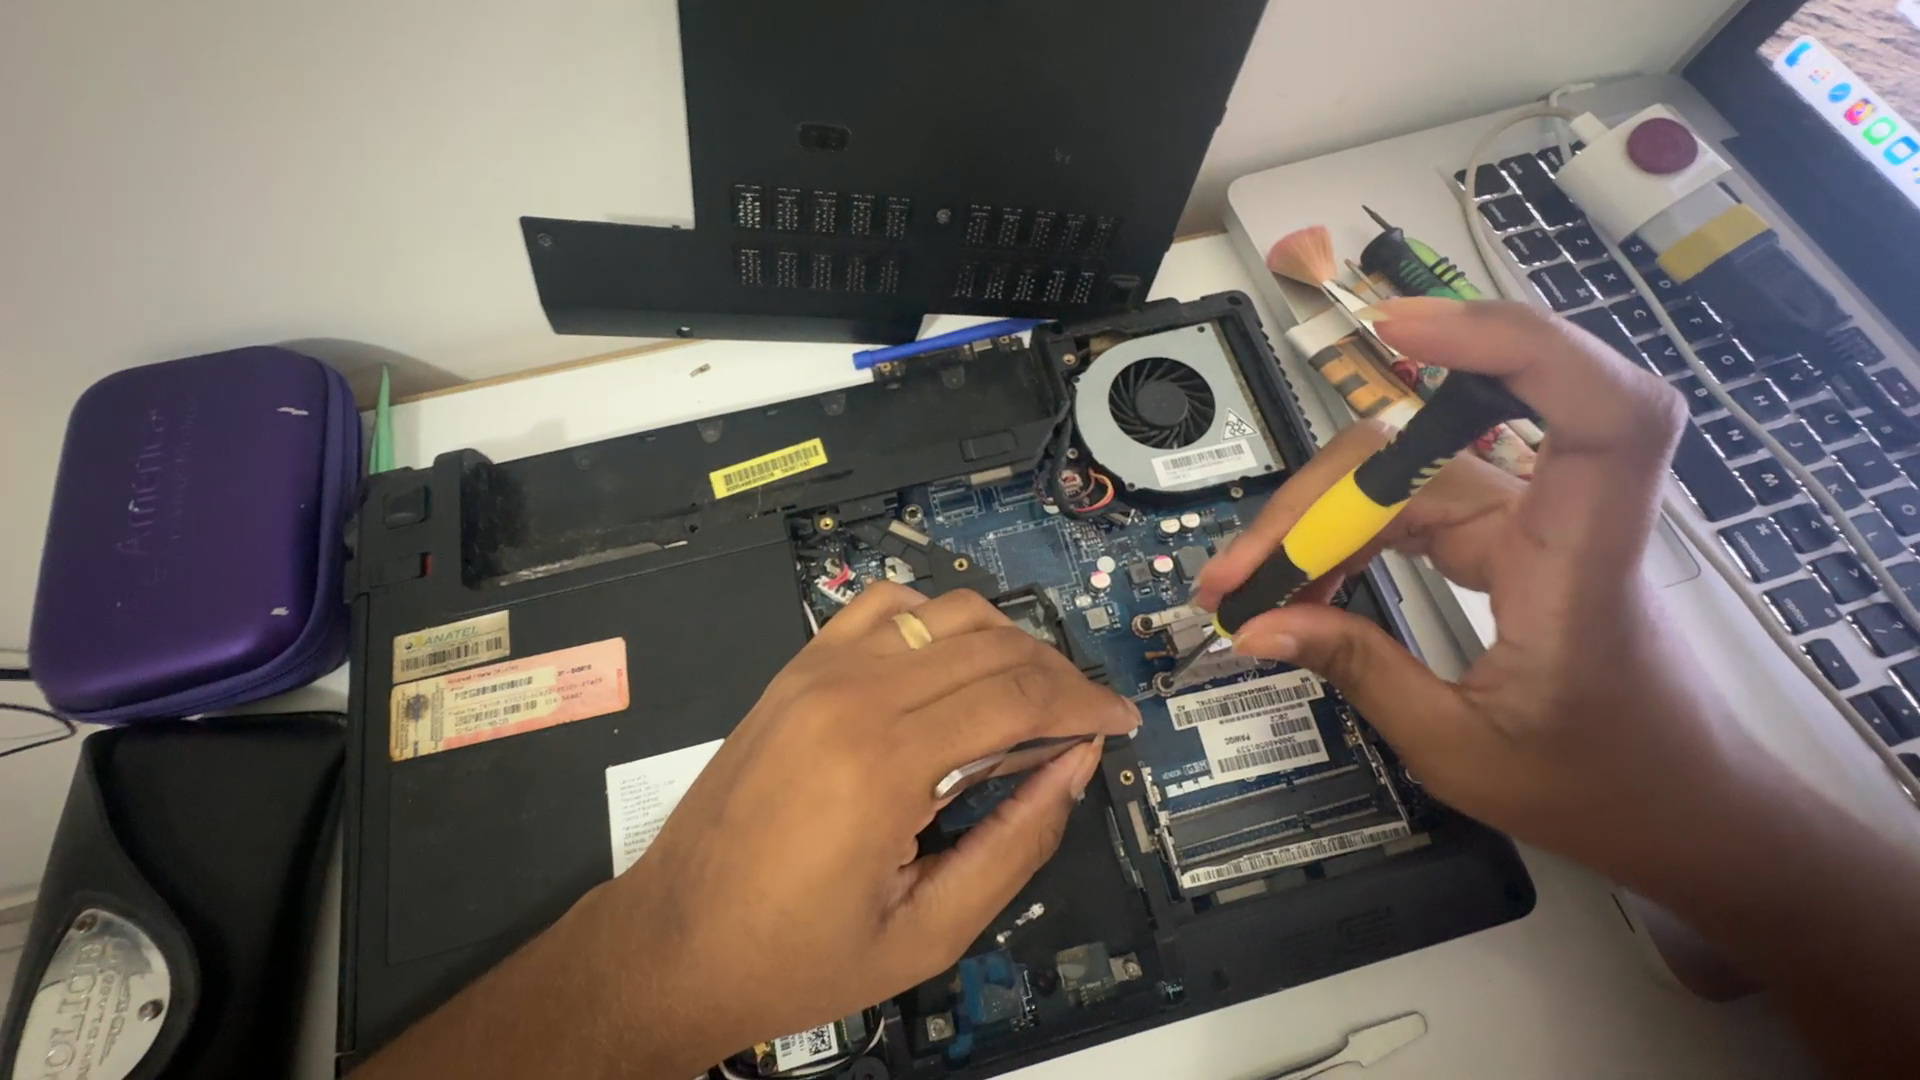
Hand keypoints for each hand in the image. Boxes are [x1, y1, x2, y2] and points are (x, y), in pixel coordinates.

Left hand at [599, 584, 1138, 1073]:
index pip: (1017, 697)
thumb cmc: (797, 956)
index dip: (1083, 704)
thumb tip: (1073, 768)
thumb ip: (1016, 842)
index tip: (1120, 721)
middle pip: (991, 647)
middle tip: (1086, 717)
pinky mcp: (797, 668)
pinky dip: (933, 617)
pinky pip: (882, 607)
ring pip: (945, 612)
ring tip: (1030, 692)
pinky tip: (949, 659)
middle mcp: (853, 693)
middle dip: (1057, 675)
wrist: (673, 941)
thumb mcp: (927, 931)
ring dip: (1004, 642)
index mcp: (885, 762)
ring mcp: (818, 670)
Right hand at [1195, 298, 1749, 874]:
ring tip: (1244, 588)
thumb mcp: (1459, 748)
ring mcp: (1520, 525)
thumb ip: (1359, 672)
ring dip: (1310, 529)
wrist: (1676, 811)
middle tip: (1235, 577)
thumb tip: (1256, 627)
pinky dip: (1338, 546)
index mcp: (1580, 565)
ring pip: (1395, 485)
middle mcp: (1552, 521)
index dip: (1509, 347)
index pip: (1594, 412)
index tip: (1399, 329)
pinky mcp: (1494, 541)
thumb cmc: (1596, 787)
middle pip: (1421, 459)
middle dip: (1314, 506)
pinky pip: (1399, 518)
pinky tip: (1295, 585)